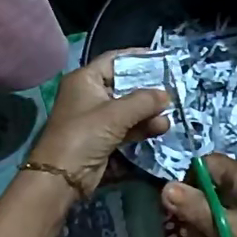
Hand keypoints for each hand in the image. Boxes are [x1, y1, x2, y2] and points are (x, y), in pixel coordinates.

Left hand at [24, 50, 170, 200]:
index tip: (163, 59)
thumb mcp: (115, 114)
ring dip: (149, 112)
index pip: (115, 60)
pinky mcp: (103, 137)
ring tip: (171, 114)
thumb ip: (144, 101)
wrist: (61, 179)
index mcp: (85, 79)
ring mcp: (97, 118)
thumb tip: (166, 94)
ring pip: (129, 108)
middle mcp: (90, 94)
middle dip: (149, 89)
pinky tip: (161, 128)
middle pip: (125, 84)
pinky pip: (127, 127)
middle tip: (174, 88)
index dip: (138, 57)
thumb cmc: (84, 135)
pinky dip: (143, 127)